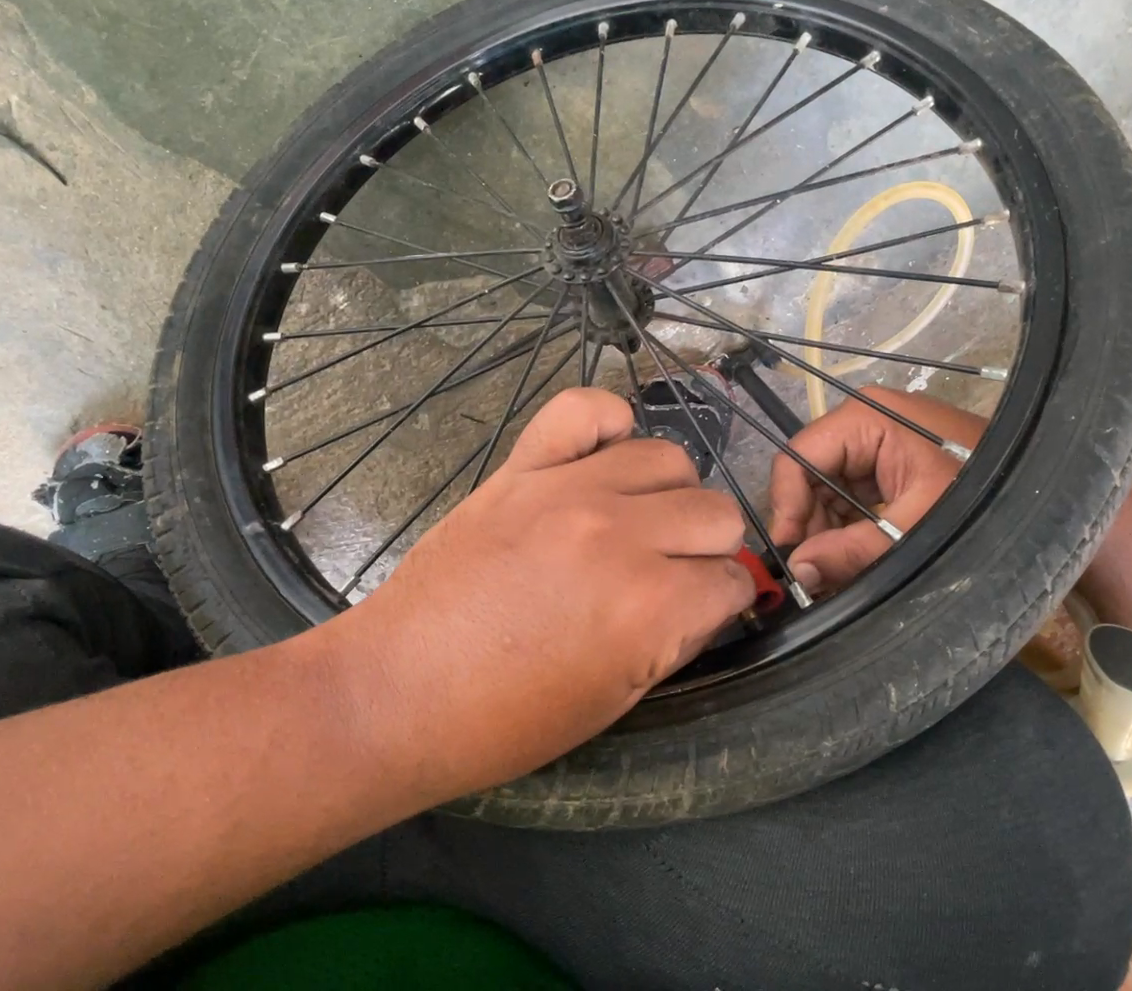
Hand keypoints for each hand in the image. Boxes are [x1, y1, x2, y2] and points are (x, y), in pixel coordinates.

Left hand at [344, 388, 755, 799]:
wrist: (399, 693)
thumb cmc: (506, 721)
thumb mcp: (615, 701)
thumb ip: (676, 638)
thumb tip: (709, 599)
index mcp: (653, 606)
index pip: (733, 579)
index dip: (725, 601)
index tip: (703, 611)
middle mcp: (622, 535)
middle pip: (716, 512)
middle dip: (707, 550)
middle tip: (672, 574)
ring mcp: (568, 491)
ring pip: (667, 457)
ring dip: (668, 495)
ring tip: (637, 523)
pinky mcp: (521, 468)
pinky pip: (583, 408)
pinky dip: (606, 423)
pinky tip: (603, 458)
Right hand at [767, 388, 985, 593]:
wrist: (1050, 492)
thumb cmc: (984, 496)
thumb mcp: (916, 527)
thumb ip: (854, 551)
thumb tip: (798, 571)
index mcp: (867, 418)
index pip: (797, 457)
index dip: (786, 504)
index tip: (789, 551)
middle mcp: (864, 424)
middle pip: (809, 476)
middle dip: (809, 526)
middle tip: (813, 572)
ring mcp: (877, 445)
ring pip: (826, 492)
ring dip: (827, 533)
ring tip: (834, 572)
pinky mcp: (889, 466)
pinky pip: (850, 498)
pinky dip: (848, 530)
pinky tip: (853, 560)